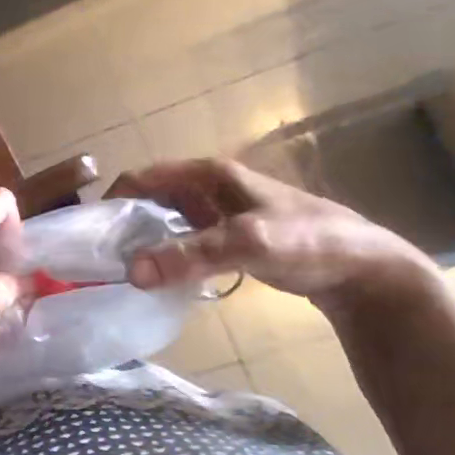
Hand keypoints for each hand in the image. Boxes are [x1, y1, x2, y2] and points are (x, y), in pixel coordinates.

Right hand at [106, 158, 432, 308]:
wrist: (363, 268)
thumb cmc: (307, 242)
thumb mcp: (247, 244)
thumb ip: (189, 256)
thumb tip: (130, 272)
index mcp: (209, 175)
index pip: (143, 178)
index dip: (112, 201)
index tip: (90, 235)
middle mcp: (210, 187)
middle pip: (151, 199)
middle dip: (125, 225)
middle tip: (104, 261)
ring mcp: (222, 211)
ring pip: (168, 221)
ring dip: (147, 242)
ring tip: (125, 273)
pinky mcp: (232, 235)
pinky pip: (187, 240)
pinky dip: (170, 254)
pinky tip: (165, 278)